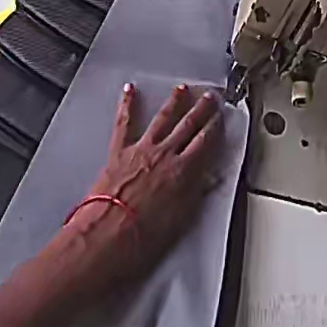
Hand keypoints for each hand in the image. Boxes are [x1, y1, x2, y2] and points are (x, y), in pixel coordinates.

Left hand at [65, 82, 221, 282]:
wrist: (106, 237)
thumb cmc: (141, 236)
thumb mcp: (180, 219)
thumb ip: (196, 193)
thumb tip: (209, 179)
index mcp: (183, 170)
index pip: (205, 141)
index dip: (215, 126)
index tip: (220, 116)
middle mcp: (165, 153)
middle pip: (188, 124)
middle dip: (201, 109)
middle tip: (209, 96)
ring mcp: (141, 149)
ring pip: (162, 118)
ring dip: (174, 102)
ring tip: (181, 90)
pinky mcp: (119, 152)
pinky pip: (124, 123)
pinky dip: (127, 105)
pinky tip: (130, 91)